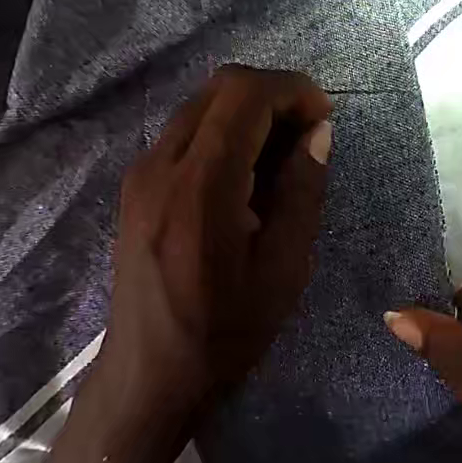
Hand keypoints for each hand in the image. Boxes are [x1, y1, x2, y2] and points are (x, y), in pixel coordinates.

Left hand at [93, 65, 333, 419]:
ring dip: (250, 109)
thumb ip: (303, 188)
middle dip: (274, 93)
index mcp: (201, 186)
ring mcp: (142, 172)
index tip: (324, 116)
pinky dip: (227, 129)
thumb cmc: (226, 329)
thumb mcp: (285, 265)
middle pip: (221, 86)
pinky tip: (249, 170)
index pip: (245, 95)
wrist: (150, 376)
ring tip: (284, 150)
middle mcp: (161, 165)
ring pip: (203, 104)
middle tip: (309, 129)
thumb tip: (317, 131)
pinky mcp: (137, 185)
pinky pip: (188, 130)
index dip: (293, 89)